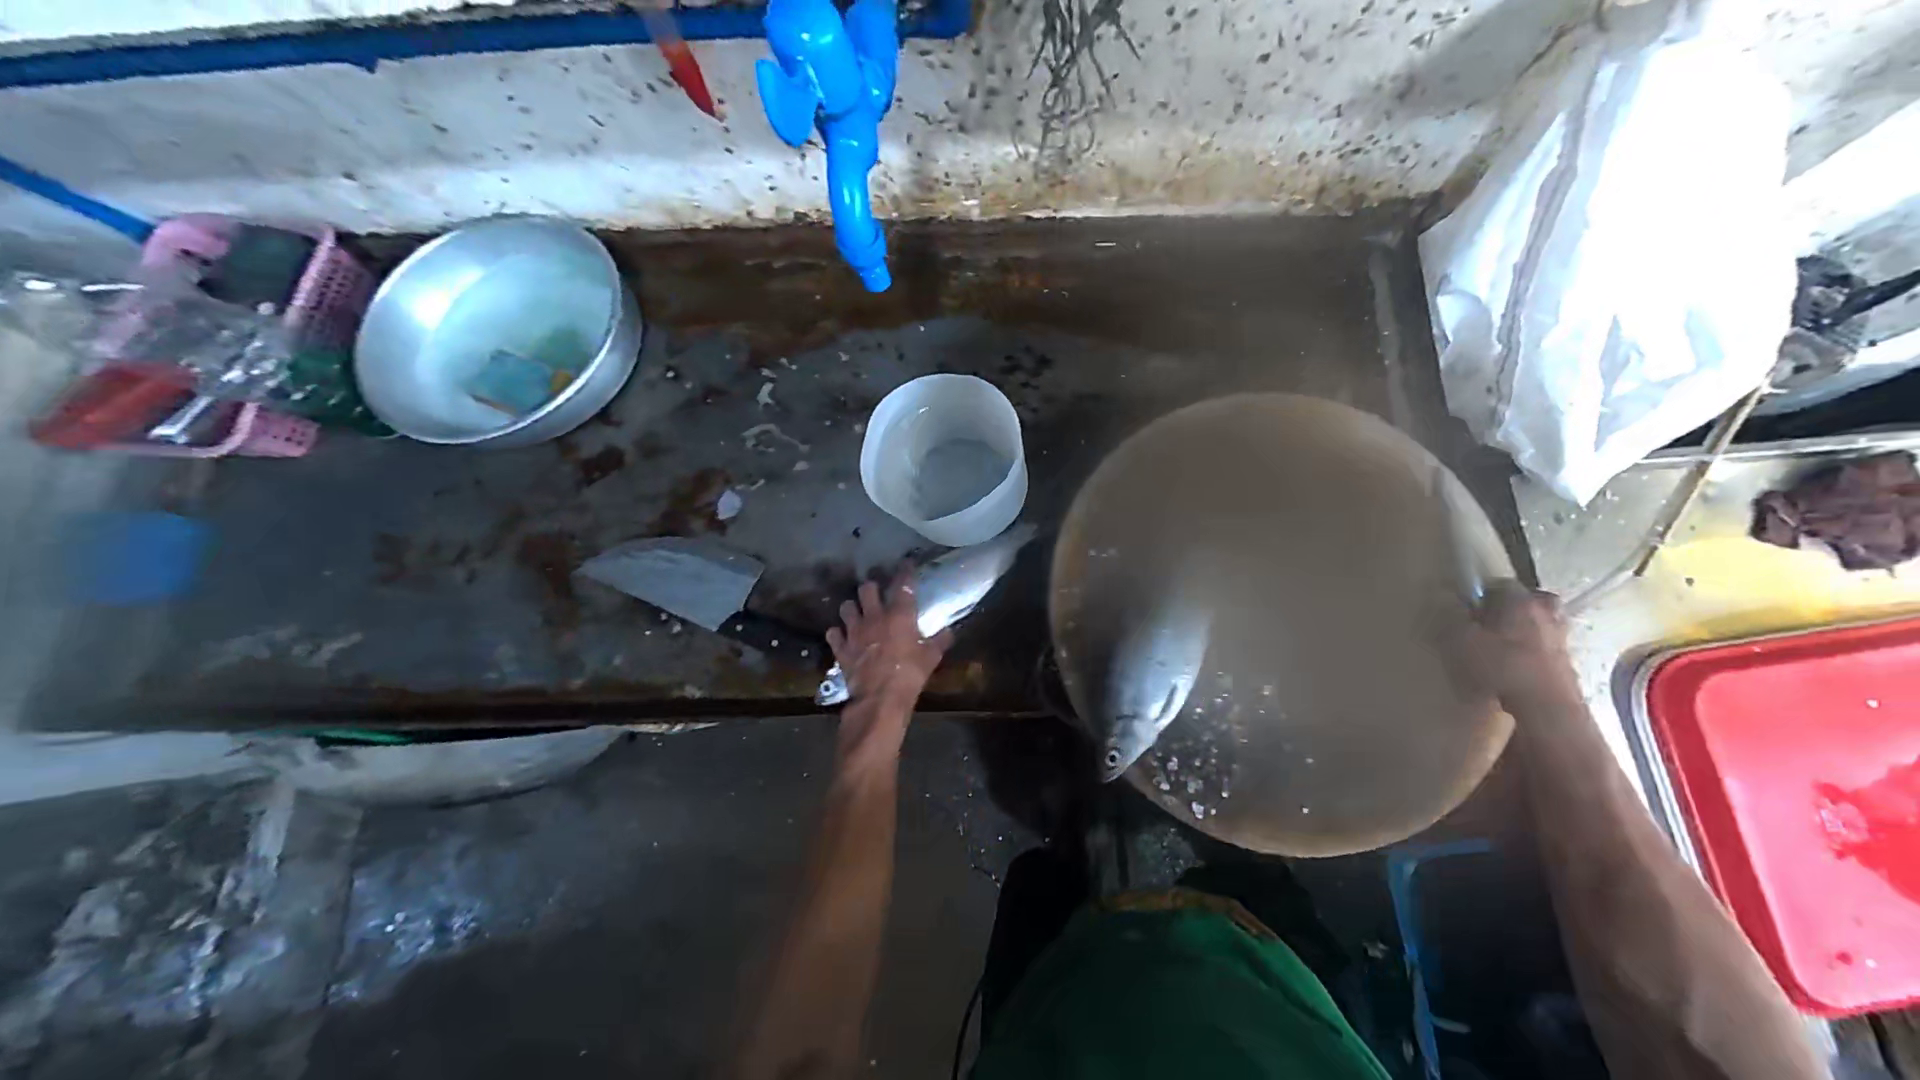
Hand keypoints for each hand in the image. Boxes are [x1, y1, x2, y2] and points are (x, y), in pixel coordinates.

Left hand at [826, 572, 952, 711]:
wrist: (880, 698)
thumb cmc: (910, 674)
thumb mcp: (931, 657)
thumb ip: (939, 641)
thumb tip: (948, 632)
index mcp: (899, 615)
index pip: (903, 584)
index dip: (904, 571)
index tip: (906, 564)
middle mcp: (874, 617)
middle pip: (866, 589)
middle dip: (871, 587)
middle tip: (875, 592)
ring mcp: (855, 631)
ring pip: (846, 607)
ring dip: (852, 608)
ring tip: (857, 612)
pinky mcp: (842, 648)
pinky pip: (834, 633)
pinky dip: (837, 633)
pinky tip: (842, 636)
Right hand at [1458, 580, 1582, 711]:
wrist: (1547, 708)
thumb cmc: (1501, 666)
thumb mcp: (1460, 640)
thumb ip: (1450, 615)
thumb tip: (1441, 595)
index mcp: (1522, 601)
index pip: (1500, 584)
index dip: (1480, 594)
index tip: (1466, 608)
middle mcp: (1547, 614)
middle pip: (1529, 602)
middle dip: (1512, 609)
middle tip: (1489, 623)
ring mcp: (1562, 639)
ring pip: (1539, 625)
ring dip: (1524, 632)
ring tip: (1501, 649)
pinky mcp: (1568, 664)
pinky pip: (1545, 649)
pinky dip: (1532, 654)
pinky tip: (1514, 669)